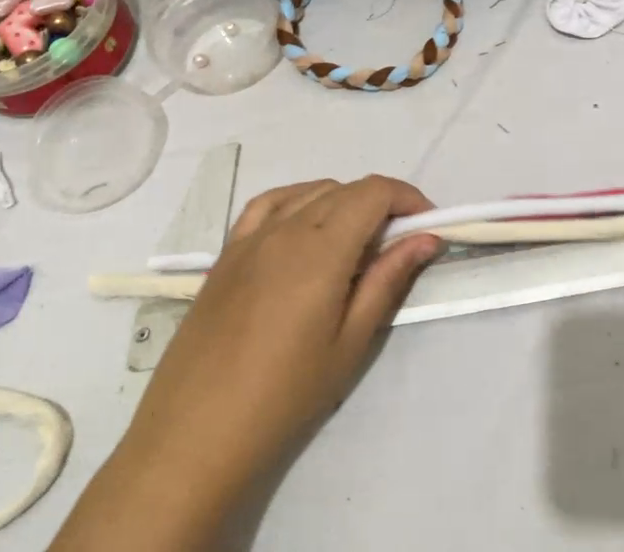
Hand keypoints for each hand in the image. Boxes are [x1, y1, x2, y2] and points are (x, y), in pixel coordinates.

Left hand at [123, 176, 443, 489]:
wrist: (195, 434)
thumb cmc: (285, 395)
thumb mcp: (351, 342)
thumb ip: (388, 280)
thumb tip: (425, 238)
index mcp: (320, 249)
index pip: (373, 192)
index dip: (408, 198)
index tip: (428, 225)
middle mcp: (284, 230)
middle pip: (345, 190)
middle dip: (382, 203)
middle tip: (401, 243)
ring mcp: (249, 240)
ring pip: (309, 193)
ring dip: (344, 201)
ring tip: (359, 239)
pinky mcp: (226, 256)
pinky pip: (268, 205)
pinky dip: (299, 201)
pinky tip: (307, 225)